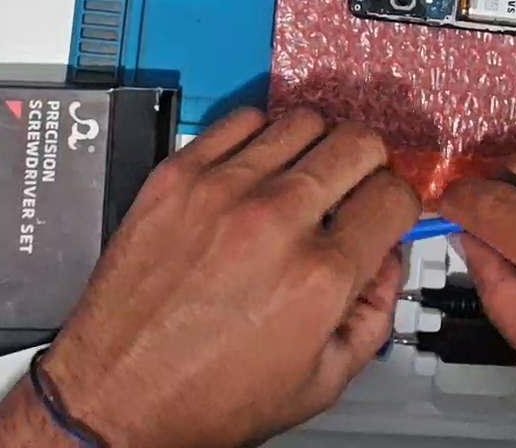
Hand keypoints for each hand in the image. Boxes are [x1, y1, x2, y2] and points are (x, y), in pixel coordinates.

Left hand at [0, 108, 418, 447]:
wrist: (115, 395)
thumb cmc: (207, 396)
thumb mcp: (318, 383)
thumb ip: (374, 315)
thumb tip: (389, 255)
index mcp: (319, 278)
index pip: (394, 196)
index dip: (399, 202)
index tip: (386, 206)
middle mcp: (275, 222)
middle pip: (359, 142)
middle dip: (371, 161)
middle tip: (356, 181)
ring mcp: (224, 189)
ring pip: (305, 120)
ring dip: (319, 143)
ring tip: (305, 171)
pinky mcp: (180, 174)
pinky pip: (244, 119)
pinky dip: (263, 134)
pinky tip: (258, 164)